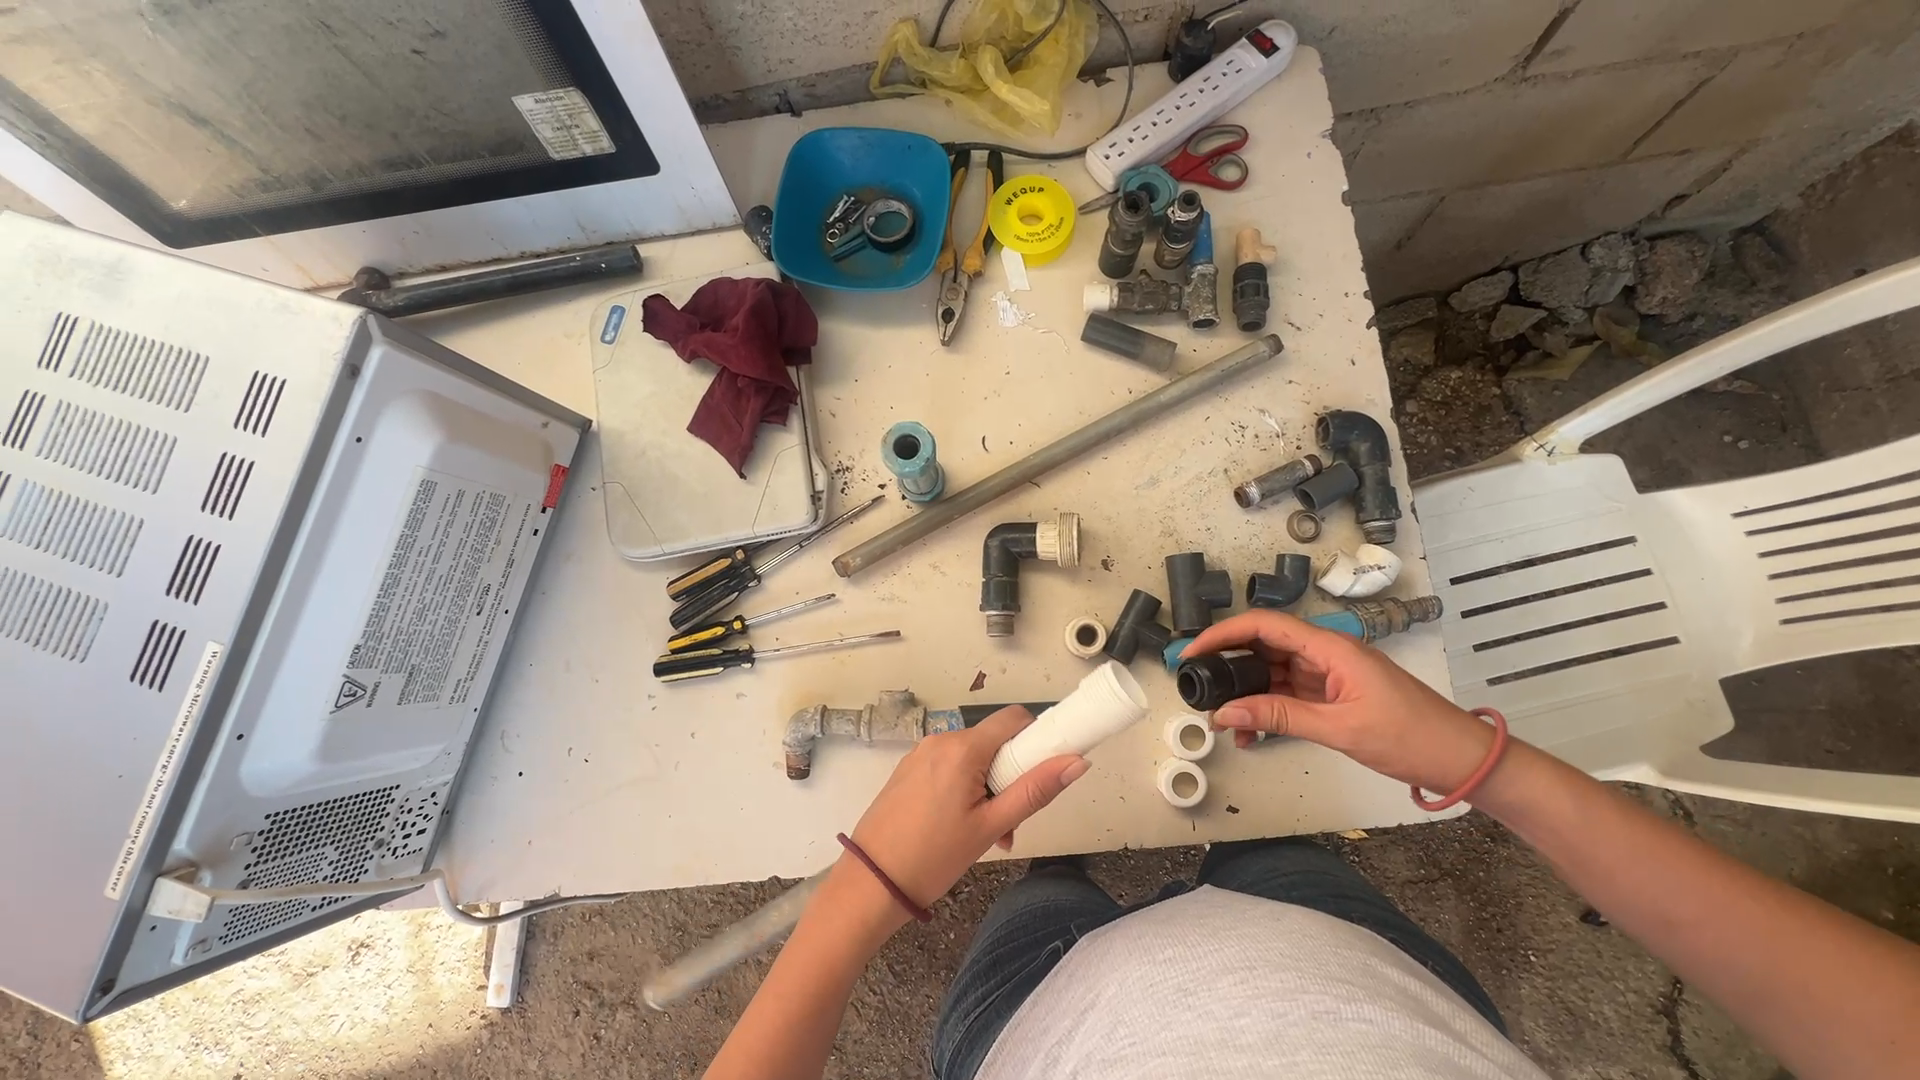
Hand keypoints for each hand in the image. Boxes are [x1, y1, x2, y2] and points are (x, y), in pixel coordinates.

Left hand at [847, 706, 1088, 908]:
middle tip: (1010, 822)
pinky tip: (958, 829)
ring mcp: (920, 754)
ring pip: (971, 759)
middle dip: (1011, 776)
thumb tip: (1077, 762)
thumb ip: (1036, 791)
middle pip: (994, 742)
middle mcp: (940, 740)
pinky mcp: (907, 771)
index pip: (1014, 718)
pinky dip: (963, 790)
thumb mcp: (992, 826)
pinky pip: (948, 769)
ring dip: (988, 788)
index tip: (1044, 772)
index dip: (1037, 739)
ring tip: (985, 835)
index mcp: (963, 748)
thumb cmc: (935, 857)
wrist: (870, 883)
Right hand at [1181, 611, 1496, 793]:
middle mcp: (1325, 654)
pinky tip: (1250, 732)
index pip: (1264, 625)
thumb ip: (1278, 717)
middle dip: (1228, 664)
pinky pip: (1287, 694)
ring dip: (1245, 694)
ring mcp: (1327, 674)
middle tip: (1197, 686)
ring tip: (1222, 719)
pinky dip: (1266, 710)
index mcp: (1330, 648)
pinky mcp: (1331, 694)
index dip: (1223, 634)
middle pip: (1263, 645)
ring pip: (1271, 673)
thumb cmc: (1409, 736)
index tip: (1192, 653)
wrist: (1459, 758)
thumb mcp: (1338, 727)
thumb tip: (1225, 714)